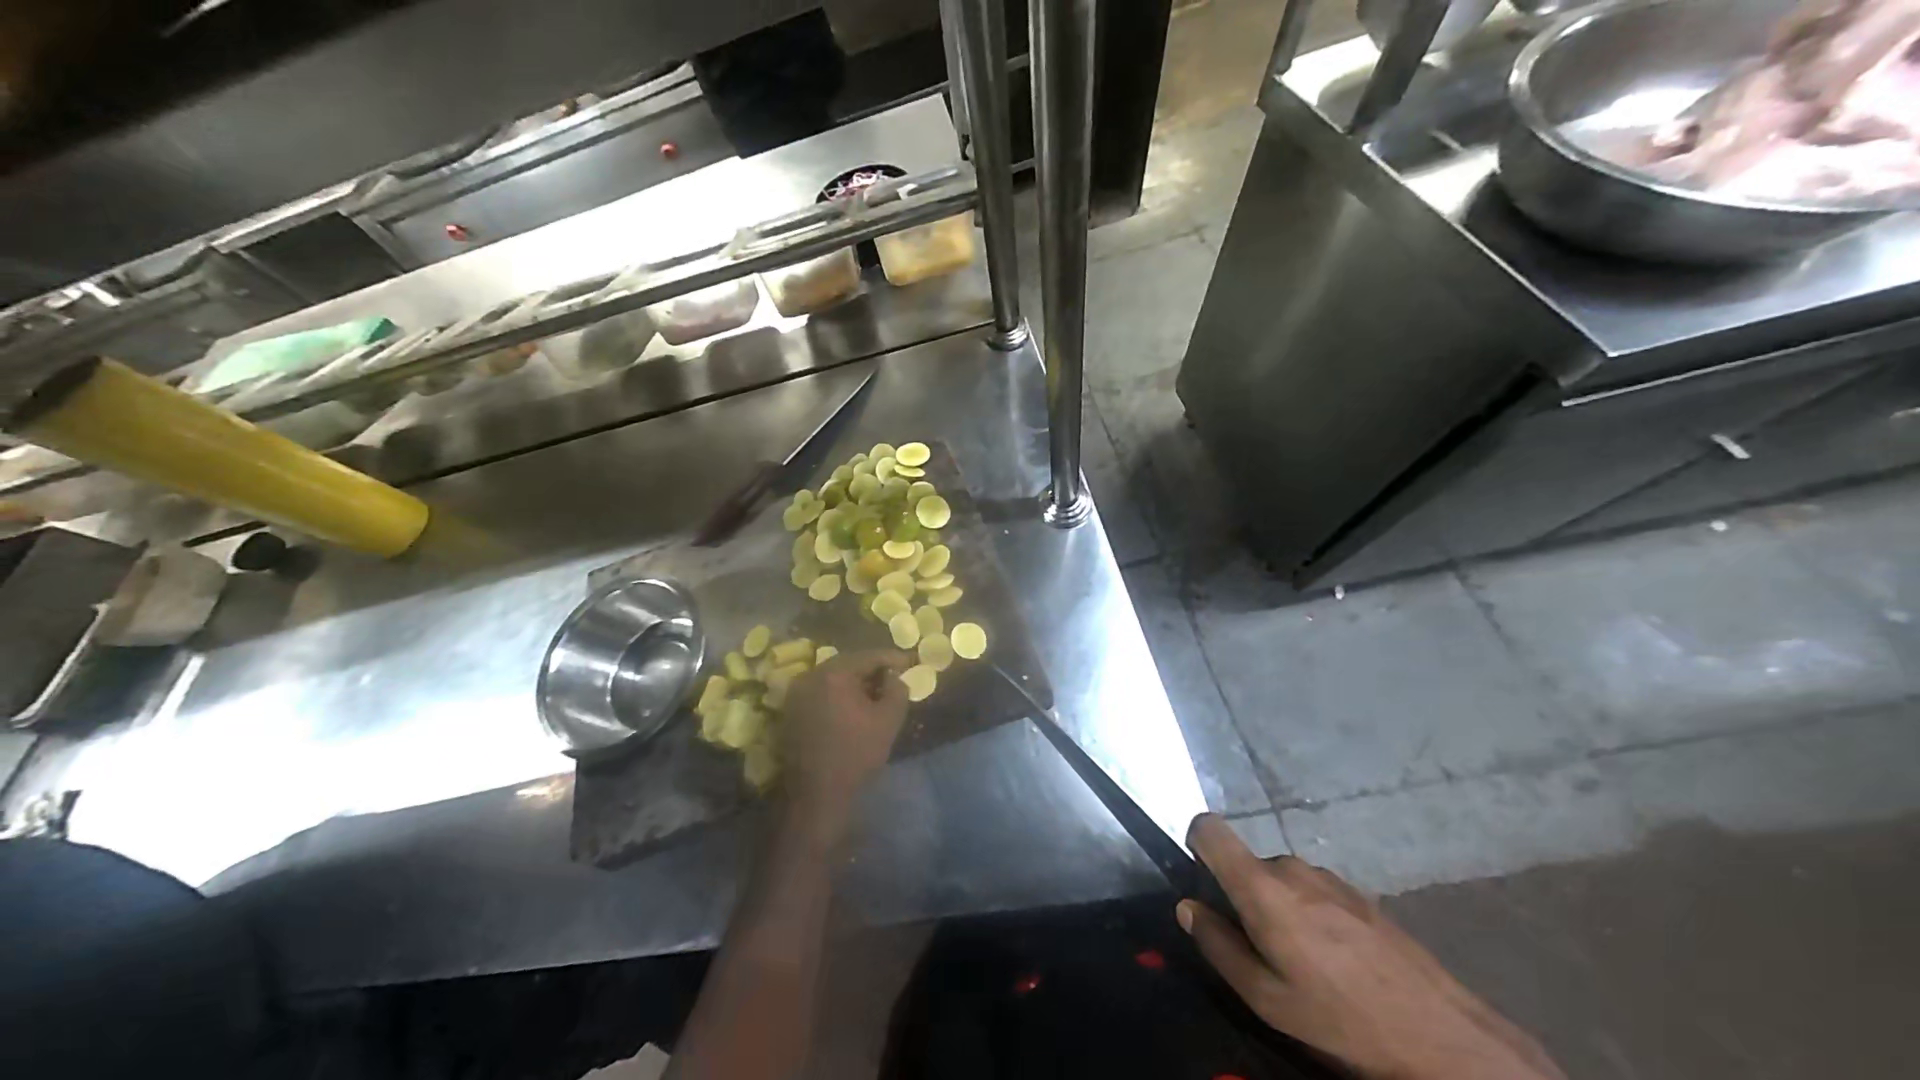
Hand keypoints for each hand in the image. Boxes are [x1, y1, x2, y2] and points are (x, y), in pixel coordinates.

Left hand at [779, 650, 909, 830]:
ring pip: (833, 678)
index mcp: (833, 674)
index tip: (910, 662)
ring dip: (855, 682)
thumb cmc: (856, 754)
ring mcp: (796, 693)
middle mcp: (810, 676)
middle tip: (895, 676)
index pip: (868, 656)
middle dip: (872, 669)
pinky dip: (839, 694)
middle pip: (848, 664)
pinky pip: (821, 692)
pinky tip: (854, 706)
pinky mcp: (791, 710)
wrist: (817, 794)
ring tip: (877, 692)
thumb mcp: (888, 720)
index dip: (892, 658)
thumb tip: (894, 676)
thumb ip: (897, 690)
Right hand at [1180, 815, 1564, 1079]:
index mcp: (1261, 886)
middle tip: (1259, 948)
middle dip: (1242, 896)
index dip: (1196, 844)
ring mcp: (1328, 876)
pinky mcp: (1357, 891)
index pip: (1209, 828)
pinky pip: (1313, 891)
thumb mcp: (1265, 997)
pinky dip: (1310, 914)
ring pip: (1281, 880)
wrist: (1441, 1034)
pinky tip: (1336, 960)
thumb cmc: (1340, 1016)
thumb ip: (1217, 945)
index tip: (1202, 883)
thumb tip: (1187, 908)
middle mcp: (1291, 867)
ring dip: (1279, 907)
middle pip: (1246, 864)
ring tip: (1303, 961)